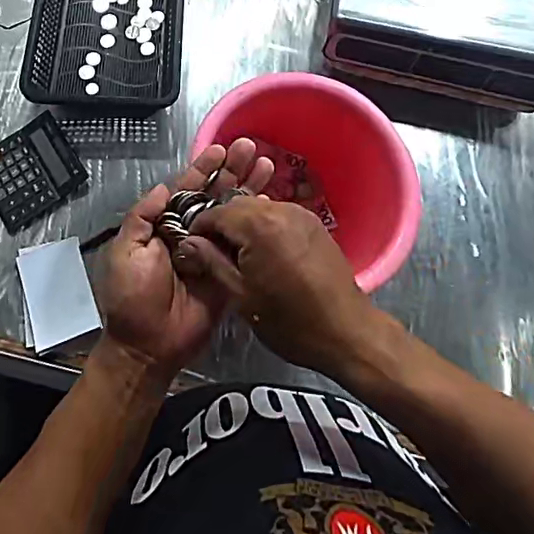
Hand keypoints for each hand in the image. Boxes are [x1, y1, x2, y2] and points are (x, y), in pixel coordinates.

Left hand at [97, 141, 273, 378]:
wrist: (149, 346)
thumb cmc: (132, 298)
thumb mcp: (124, 253)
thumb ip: (141, 218)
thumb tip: (162, 188)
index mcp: (165, 226)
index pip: (187, 190)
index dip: (204, 169)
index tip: (221, 149)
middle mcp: (191, 232)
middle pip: (215, 195)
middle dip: (232, 171)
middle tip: (251, 148)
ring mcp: (213, 250)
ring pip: (234, 213)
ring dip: (249, 189)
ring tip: (266, 165)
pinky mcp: (230, 270)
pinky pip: (245, 243)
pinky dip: (258, 223)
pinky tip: (271, 202)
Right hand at [182, 197, 398, 380]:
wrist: (345, 328)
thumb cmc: (289, 320)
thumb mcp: (240, 295)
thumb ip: (212, 262)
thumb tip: (188, 242)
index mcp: (259, 225)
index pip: (215, 212)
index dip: (198, 229)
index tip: (191, 248)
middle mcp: (281, 209)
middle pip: (238, 205)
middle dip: (221, 224)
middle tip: (212, 254)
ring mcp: (301, 213)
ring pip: (259, 208)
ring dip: (244, 225)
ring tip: (238, 256)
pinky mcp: (314, 222)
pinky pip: (279, 215)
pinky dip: (265, 227)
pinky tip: (264, 253)